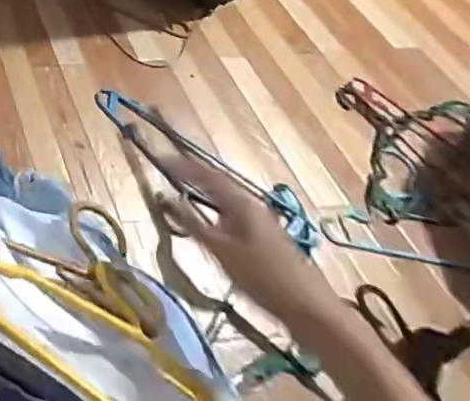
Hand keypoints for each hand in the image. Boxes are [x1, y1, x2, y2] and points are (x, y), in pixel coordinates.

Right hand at [155, 152, 339, 329]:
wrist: (310, 309)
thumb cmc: (261, 276)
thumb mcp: (219, 250)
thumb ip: (192, 222)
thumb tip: (166, 197)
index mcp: (239, 200)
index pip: (205, 173)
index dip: (181, 165)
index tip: (159, 159)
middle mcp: (252, 203)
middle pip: (217, 182)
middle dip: (193, 175)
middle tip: (169, 172)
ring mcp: (262, 219)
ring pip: (226, 197)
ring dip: (205, 192)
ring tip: (184, 191)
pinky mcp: (267, 236)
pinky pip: (234, 211)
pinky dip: (216, 207)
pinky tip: (211, 220)